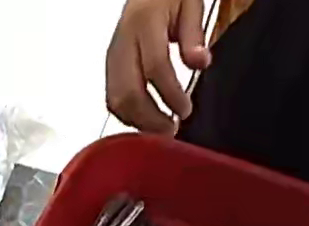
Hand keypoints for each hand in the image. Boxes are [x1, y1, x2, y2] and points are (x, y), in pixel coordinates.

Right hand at [105, 0, 210, 134]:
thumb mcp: (190, 2)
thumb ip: (193, 34)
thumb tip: (200, 63)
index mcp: (144, 21)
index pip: (155, 67)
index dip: (171, 95)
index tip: (185, 111)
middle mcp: (123, 41)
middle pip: (129, 93)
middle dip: (150, 118)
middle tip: (170, 130)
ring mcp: (112, 58)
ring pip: (117, 102)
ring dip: (138, 122)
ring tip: (158, 130)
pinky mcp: (109, 69)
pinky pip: (113, 101)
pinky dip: (129, 117)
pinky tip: (145, 121)